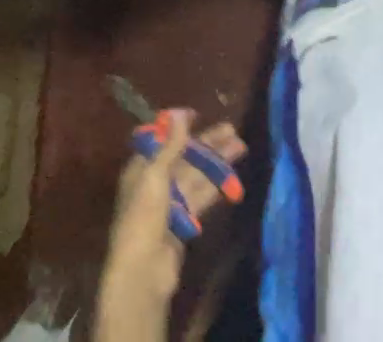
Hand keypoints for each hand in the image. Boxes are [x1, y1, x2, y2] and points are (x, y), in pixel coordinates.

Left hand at [95, 111, 245, 334]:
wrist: (143, 270)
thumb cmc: (144, 217)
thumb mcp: (155, 176)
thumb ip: (171, 145)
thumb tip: (178, 111)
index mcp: (142, 169)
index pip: (162, 141)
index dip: (179, 128)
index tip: (199, 114)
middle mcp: (154, 183)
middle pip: (184, 158)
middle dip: (208, 144)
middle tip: (234, 131)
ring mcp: (170, 204)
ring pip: (196, 176)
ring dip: (217, 162)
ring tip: (240, 148)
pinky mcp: (183, 221)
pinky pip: (201, 197)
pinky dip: (215, 186)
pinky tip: (232, 178)